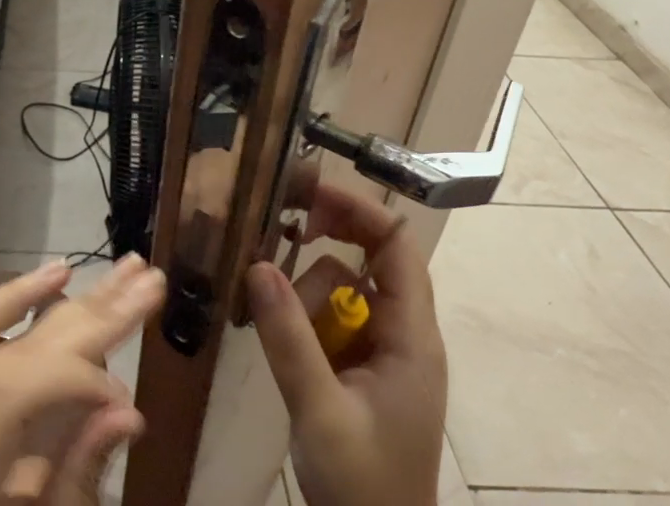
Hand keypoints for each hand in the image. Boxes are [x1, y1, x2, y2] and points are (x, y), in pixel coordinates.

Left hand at [0, 256, 166, 505]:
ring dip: (69, 299)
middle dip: (93, 315)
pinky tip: (58, 277)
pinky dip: (22, 302)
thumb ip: (79, 472)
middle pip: (22, 347)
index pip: (12, 387)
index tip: (123, 396)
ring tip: (124, 268)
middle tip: (150, 281)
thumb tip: (131, 413)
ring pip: (7, 327)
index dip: (75, 377)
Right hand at [245, 185, 447, 505]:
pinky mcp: (361, 372)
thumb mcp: (319, 411)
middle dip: (323, 249)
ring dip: (306, 296)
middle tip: (278, 237)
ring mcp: (383, 354)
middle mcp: (403, 335)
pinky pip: (332, 323)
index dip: (358, 211)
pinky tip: (279, 339)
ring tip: (275, 329)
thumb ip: (289, 339)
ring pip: (343, 292)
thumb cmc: (362, 483)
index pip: (396, 247)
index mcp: (412, 337)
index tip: (307, 192)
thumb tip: (258, 264)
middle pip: (367, 262)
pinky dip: (304, 320)